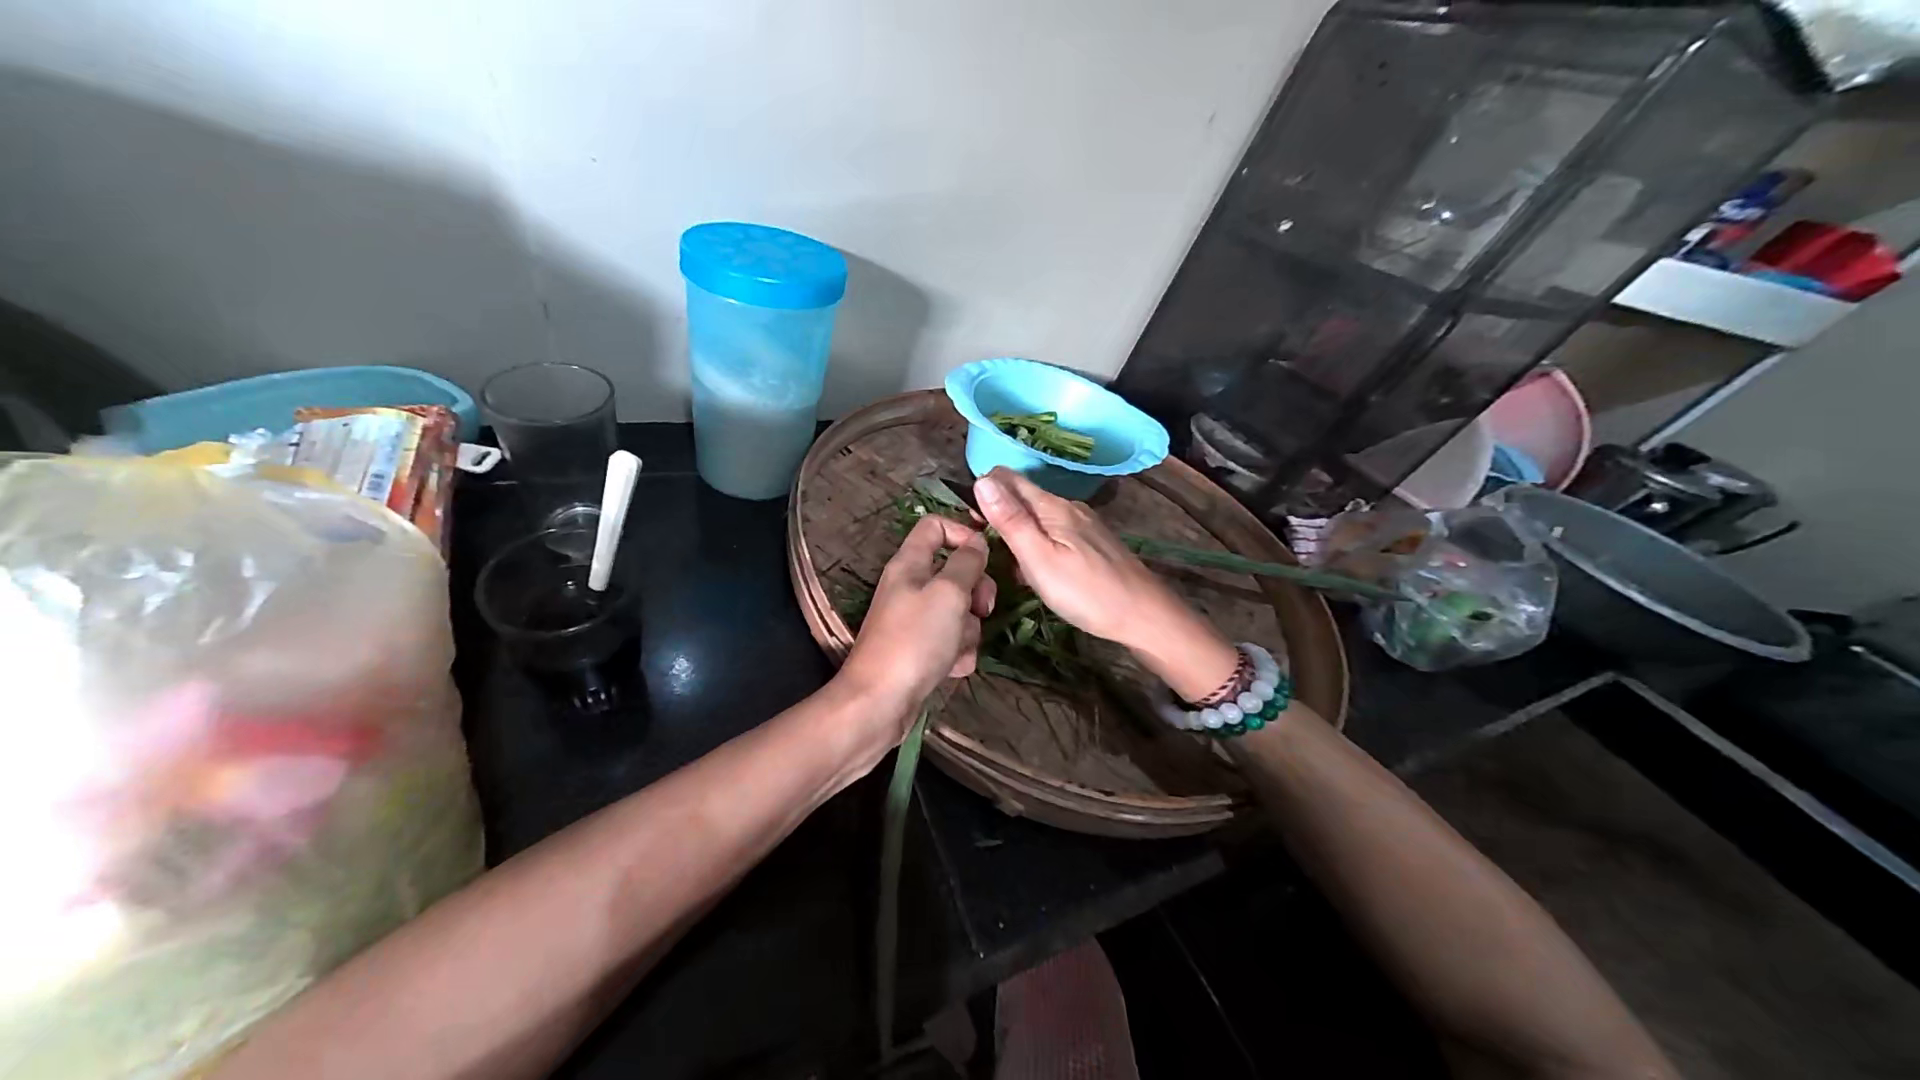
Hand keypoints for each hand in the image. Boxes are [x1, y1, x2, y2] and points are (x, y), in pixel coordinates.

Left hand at [836, 514, 995, 727]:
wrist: (880, 702)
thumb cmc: (913, 640)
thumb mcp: (948, 593)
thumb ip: (967, 563)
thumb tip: (977, 542)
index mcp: (910, 564)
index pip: (935, 527)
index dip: (963, 533)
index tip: (986, 555)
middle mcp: (910, 587)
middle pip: (955, 573)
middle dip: (976, 592)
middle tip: (981, 608)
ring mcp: (914, 621)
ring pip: (959, 611)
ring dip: (967, 630)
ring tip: (956, 648)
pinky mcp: (920, 650)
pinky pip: (951, 641)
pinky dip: (956, 654)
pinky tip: (950, 668)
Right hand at [972, 467, 1236, 701]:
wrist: (1144, 615)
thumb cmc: (1086, 592)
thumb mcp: (1039, 558)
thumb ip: (1010, 520)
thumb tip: (982, 479)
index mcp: (1051, 506)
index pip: (1006, 478)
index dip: (981, 493)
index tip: (968, 525)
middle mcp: (1067, 507)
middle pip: (1021, 495)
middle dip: (996, 512)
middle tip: (981, 550)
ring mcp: (1082, 524)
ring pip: (1037, 515)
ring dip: (1015, 530)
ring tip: (1004, 564)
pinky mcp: (1091, 542)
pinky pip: (1052, 531)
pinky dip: (1035, 543)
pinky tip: (1034, 571)